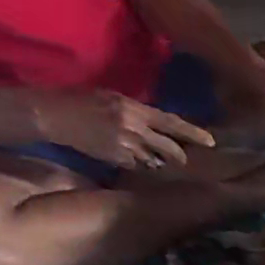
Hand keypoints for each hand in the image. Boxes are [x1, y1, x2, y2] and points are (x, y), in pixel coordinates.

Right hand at [33, 90, 214, 169]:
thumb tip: (162, 125)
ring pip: (156, 162)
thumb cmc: (82, 101)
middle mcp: (134, 130)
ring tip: (148, 154)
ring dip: (158, 161)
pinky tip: (129, 157)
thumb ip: (140, 112)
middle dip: (179, 156)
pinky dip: (140, 164)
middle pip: (171, 150)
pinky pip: (139, 167)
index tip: (212, 143)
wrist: (53, 116)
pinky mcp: (117, 160)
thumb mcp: (114, 98)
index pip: (173, 123)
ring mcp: (126, 148)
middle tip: (182, 157)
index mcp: (134, 110)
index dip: (194, 134)